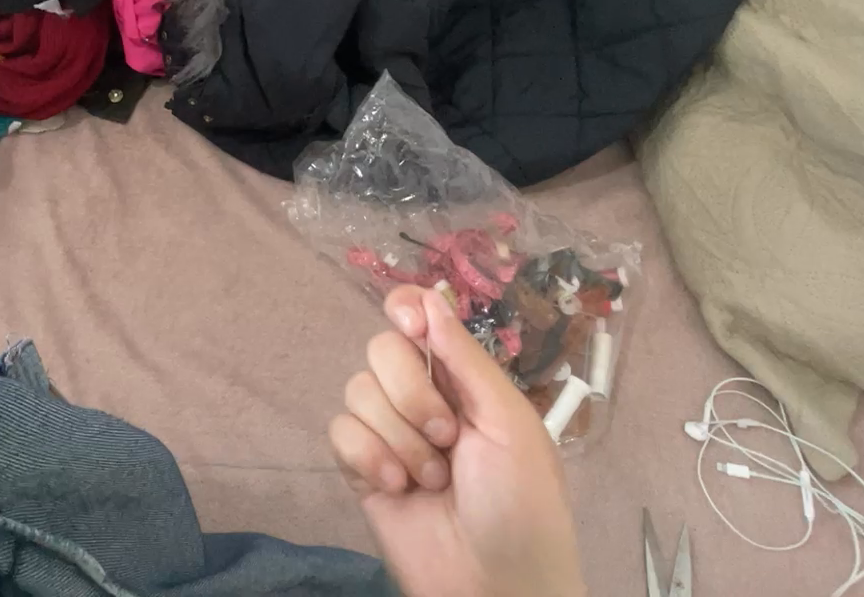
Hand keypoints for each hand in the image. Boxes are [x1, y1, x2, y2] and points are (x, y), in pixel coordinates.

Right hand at [330, 286, 585, 596]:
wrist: (495, 589)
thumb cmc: (523, 505)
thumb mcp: (510, 424)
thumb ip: (466, 358)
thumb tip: (428, 295)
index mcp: (459, 377)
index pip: (416, 314)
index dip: (403, 308)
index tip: (407, 324)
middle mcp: (418, 393)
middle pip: (380, 349)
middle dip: (411, 395)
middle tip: (446, 437)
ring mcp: (386, 429)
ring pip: (357, 391)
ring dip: (398, 439)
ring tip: (431, 480)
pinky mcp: (359, 465)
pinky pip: (340, 431)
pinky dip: (368, 458)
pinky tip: (398, 489)